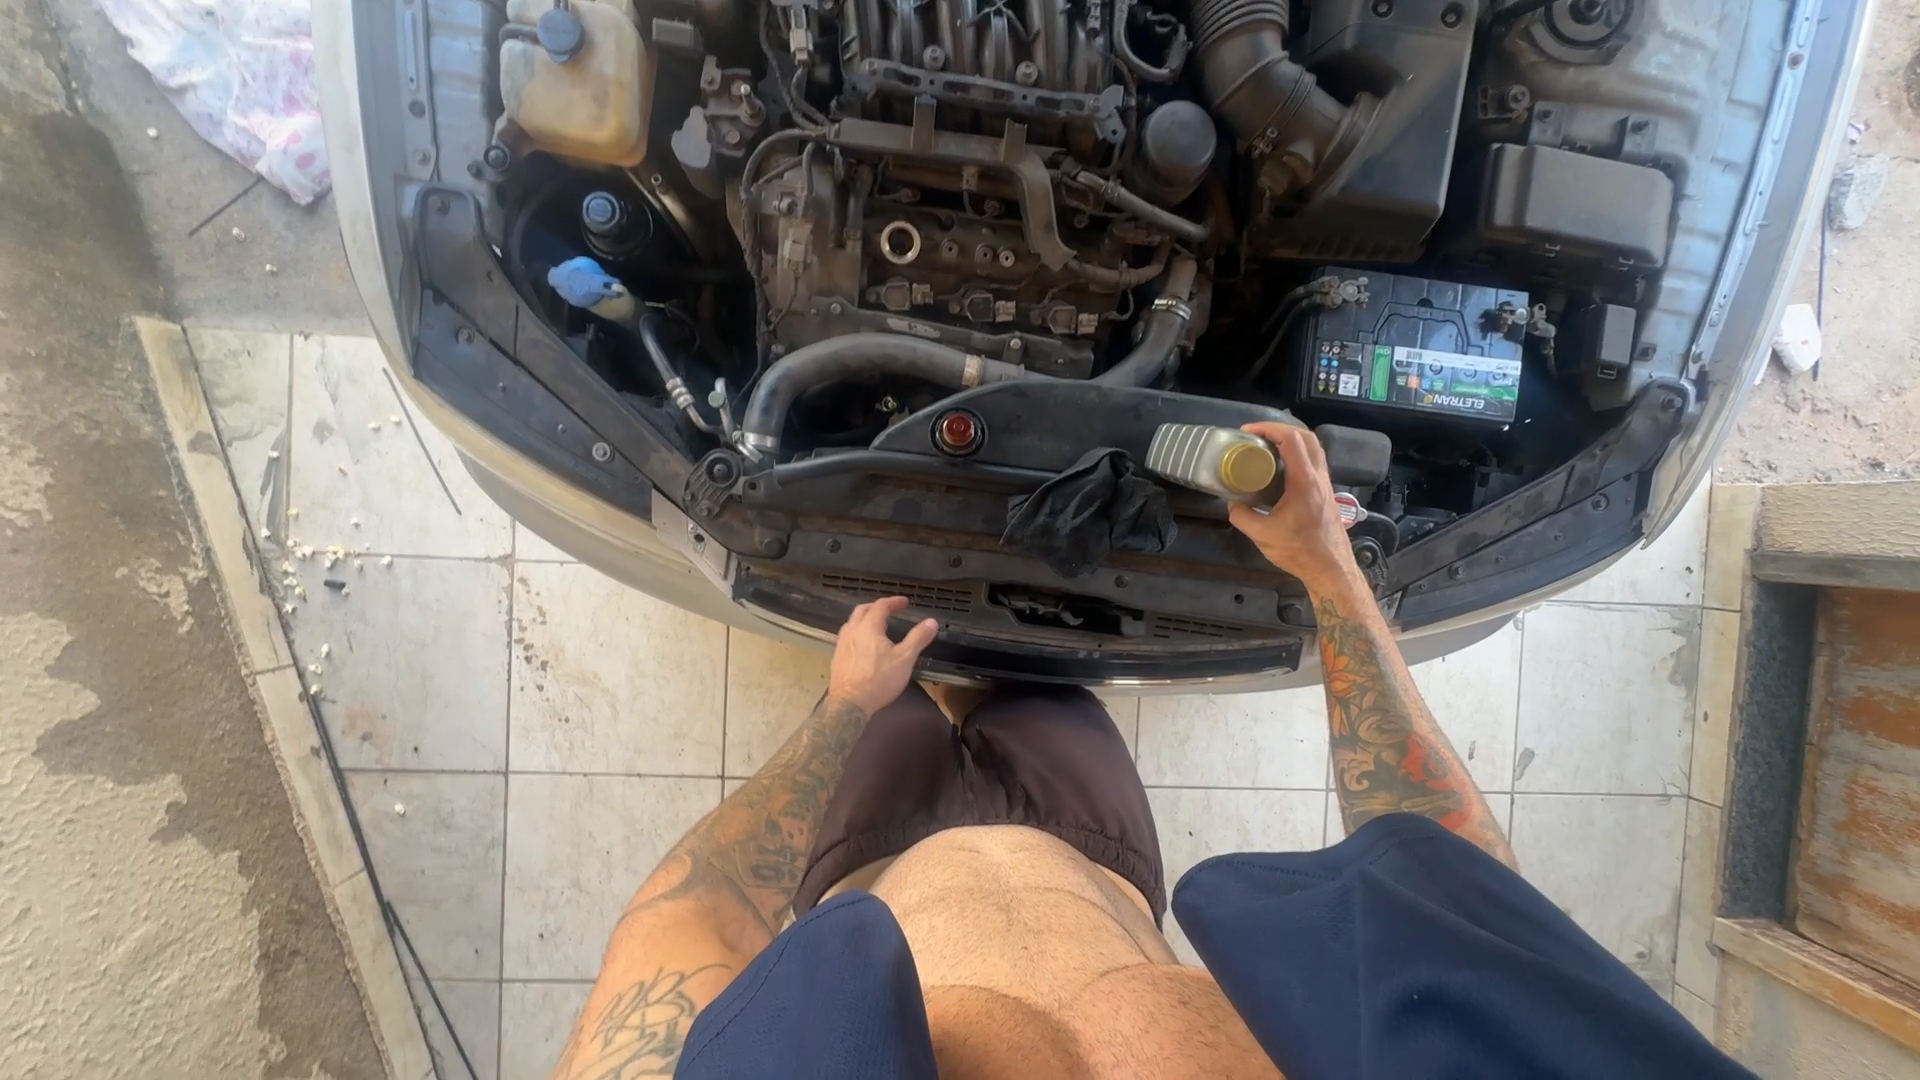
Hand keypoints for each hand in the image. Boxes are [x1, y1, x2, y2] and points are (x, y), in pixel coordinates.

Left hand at [826, 597, 940, 714]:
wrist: (849, 704)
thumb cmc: (879, 680)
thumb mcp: (905, 659)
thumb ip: (918, 638)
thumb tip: (932, 622)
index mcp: (869, 627)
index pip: (881, 606)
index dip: (894, 602)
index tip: (905, 602)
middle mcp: (852, 631)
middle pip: (862, 610)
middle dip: (877, 607)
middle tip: (890, 609)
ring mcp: (841, 644)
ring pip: (851, 623)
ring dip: (864, 619)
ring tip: (876, 625)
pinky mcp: (836, 658)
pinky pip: (847, 637)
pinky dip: (857, 633)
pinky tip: (863, 645)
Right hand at [1227, 422, 1359, 592]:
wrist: (1330, 567)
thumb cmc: (1298, 550)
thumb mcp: (1262, 534)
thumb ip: (1242, 516)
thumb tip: (1233, 504)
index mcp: (1304, 481)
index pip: (1291, 440)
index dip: (1269, 429)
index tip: (1247, 431)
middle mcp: (1318, 477)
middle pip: (1306, 437)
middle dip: (1280, 428)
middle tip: (1256, 434)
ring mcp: (1325, 483)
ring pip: (1313, 448)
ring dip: (1290, 440)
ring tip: (1266, 445)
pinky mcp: (1325, 492)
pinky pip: (1313, 461)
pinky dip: (1296, 454)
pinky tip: (1279, 465)